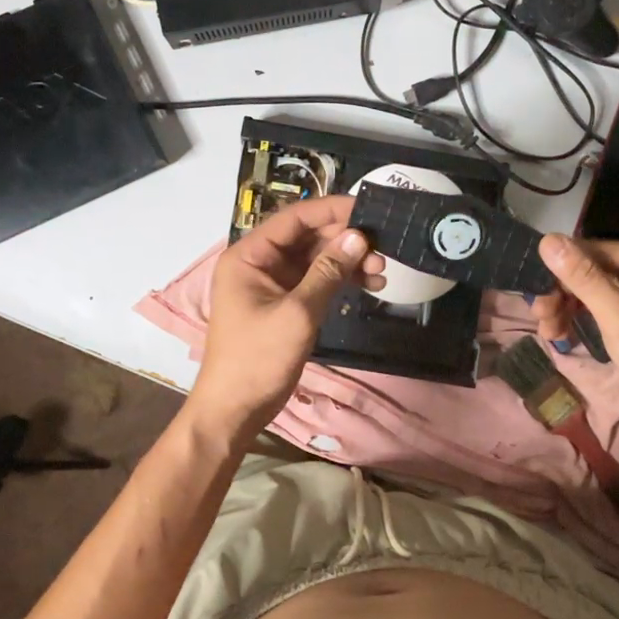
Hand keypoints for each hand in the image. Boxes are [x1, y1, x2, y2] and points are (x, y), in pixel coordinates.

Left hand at [194, 196, 385, 431]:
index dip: (332, 210)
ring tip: (381, 270)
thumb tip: (359, 236)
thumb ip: (328, 272)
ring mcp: (272, 283)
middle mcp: (259, 263)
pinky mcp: (285, 303)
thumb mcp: (297, 313)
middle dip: (345, 240)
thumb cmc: (258, 359)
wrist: (235, 409)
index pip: (294, 218)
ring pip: (316, 259)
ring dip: (348, 261)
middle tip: (383, 248)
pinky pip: (316, 280)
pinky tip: (369, 283)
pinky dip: (341, 280)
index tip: (368, 209)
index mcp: (249, 255)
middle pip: (307, 236)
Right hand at [533, 235, 618, 411]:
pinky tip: (561, 331)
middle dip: (562, 292)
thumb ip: (584, 279)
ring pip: (590, 284)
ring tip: (549, 331)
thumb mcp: (618, 318)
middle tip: (540, 318)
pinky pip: (600, 299)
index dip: (561, 270)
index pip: (594, 250)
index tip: (537, 297)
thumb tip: (548, 240)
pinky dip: (579, 314)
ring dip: (565, 305)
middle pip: (590, 267)